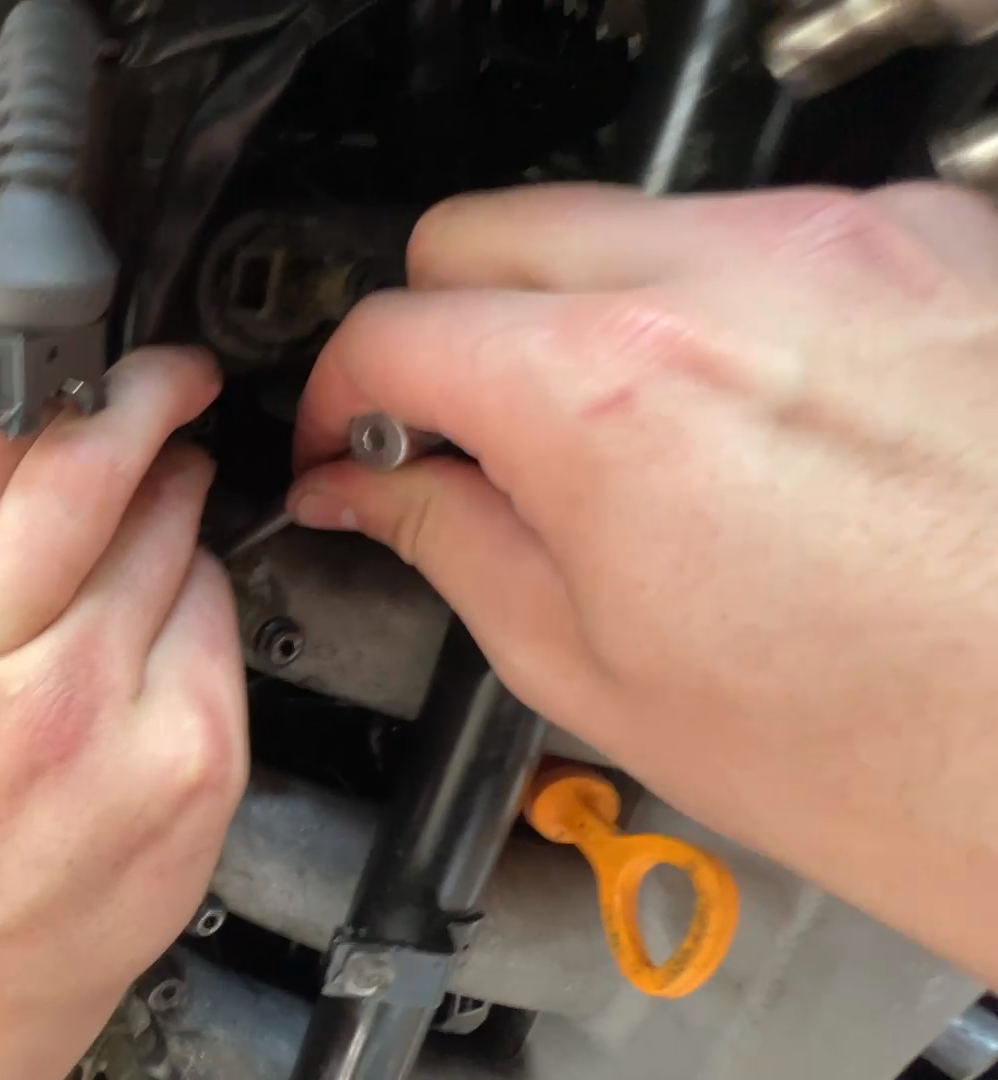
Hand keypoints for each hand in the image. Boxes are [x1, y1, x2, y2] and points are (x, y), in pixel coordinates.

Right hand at [290, 182, 997, 982]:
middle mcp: (731, 281)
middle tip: (428, 423)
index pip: (386, 333)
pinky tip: (689, 411)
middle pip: (469, 232)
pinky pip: (725, 237)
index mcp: (608, 395)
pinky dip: (661, 306)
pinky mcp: (940, 247)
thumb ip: (437, 533)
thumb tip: (352, 487)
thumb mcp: (575, 656)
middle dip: (417, 327)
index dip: (332, 396)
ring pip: (591, 222)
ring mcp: (851, 244)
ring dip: (535, 316)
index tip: (341, 444)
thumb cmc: (892, 750)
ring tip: (563, 432)